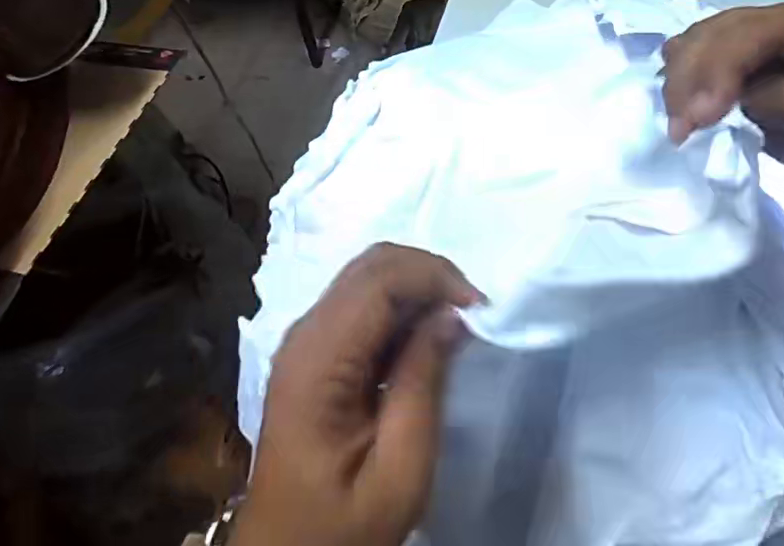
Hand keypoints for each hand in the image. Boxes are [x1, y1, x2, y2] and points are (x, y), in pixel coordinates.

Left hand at [239, 244, 482, 545]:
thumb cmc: (343, 525)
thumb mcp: (400, 469)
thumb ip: (424, 382)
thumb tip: (452, 314)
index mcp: (318, 361)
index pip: (380, 279)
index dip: (435, 276)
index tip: (479, 307)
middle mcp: (305, 334)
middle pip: (373, 264)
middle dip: (430, 272)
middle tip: (470, 309)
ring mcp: (305, 340)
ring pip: (369, 274)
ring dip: (418, 284)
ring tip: (454, 320)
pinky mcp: (314, 351)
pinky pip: (363, 300)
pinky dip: (402, 302)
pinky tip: (425, 334)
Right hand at [661, 0, 783, 183]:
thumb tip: (733, 93)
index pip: (761, 30)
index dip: (723, 66)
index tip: (701, 115)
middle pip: (723, 29)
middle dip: (693, 74)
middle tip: (681, 128)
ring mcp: (764, 35)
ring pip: (704, 39)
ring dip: (682, 78)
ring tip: (680, 124)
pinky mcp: (745, 59)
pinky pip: (702, 57)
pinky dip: (685, 79)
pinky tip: (681, 104)